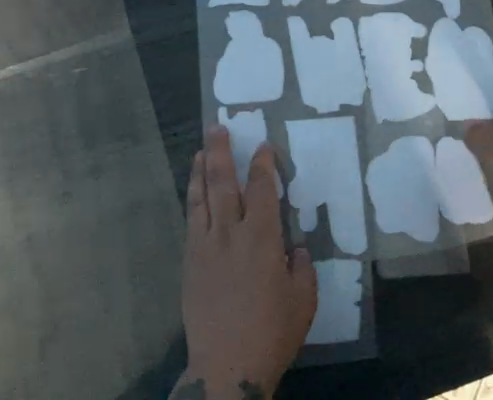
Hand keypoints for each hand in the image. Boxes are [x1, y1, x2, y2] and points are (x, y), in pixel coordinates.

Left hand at [174, 125, 316, 399]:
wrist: (226, 364)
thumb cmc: (271, 332)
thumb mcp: (303, 300)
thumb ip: (301, 267)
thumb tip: (294, 247)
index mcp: (262, 237)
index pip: (261, 188)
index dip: (263, 164)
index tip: (264, 146)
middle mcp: (230, 232)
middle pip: (223, 182)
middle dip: (221, 152)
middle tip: (218, 127)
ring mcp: (205, 245)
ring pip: (201, 196)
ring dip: (201, 169)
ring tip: (201, 149)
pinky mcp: (190, 261)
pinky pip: (191, 219)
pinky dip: (192, 198)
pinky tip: (194, 191)